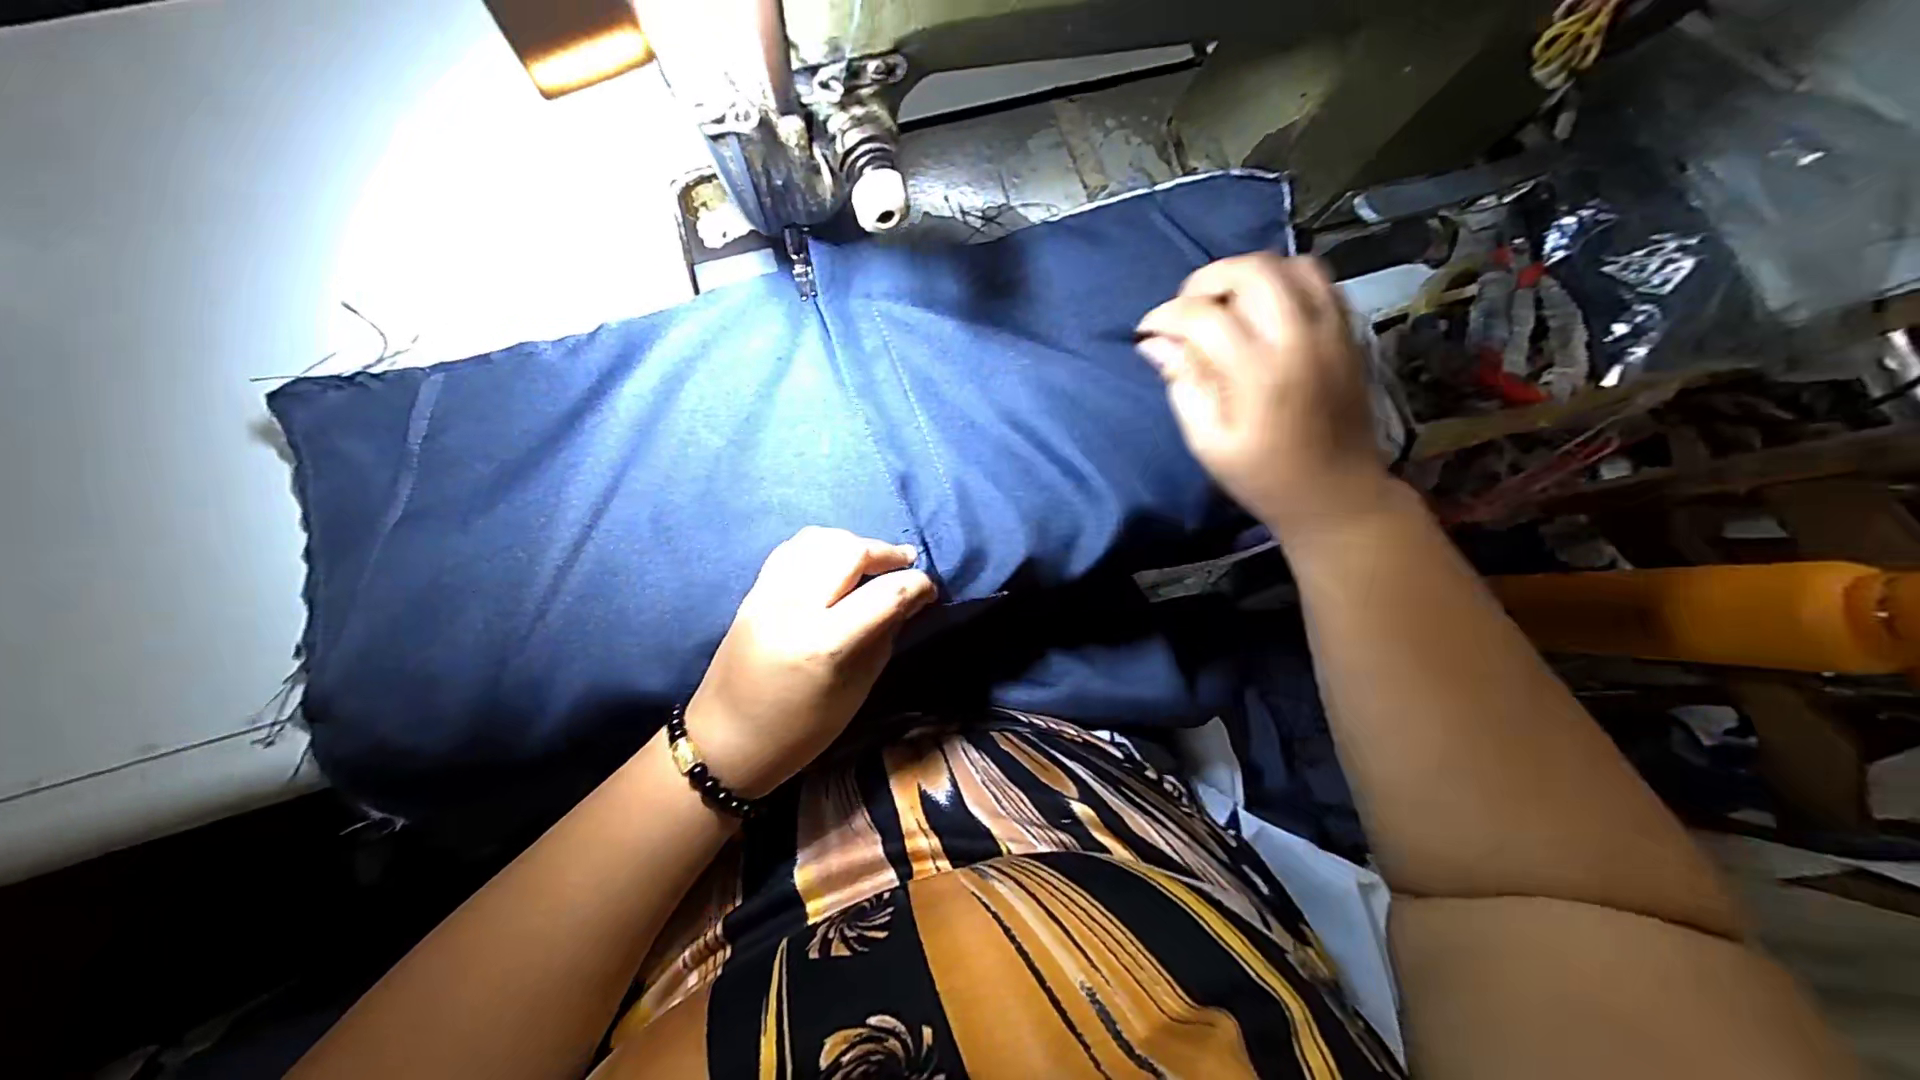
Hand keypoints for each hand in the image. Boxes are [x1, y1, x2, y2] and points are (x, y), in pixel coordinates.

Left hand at [683, 527, 936, 798]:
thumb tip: (910, 597)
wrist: (725, 740)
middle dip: (887, 552)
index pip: (885, 594)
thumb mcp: (857, 690)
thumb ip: (885, 635)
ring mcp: (767, 594)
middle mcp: (794, 607)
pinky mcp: (752, 591)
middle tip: (906, 563)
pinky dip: (823, 546)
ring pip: (820, 539)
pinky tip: (836, 562)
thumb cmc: (800, 731)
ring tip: (873, 559)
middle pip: (850, 551)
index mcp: (825, 644)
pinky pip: (793, 548)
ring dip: (854, 543)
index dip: (917, 584)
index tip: (930, 590)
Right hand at [1135, 253, 1391, 536]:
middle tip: (1187, 309)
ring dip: (1249, 275)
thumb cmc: (1264, 477)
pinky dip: (1285, 283)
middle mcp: (1299, 338)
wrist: (1337, 494)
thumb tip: (1155, 344)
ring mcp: (1331, 331)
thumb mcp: (1209, 443)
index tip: (1148, 332)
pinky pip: (1320, 282)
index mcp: (1258, 372)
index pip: (1203, 315)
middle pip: (1251, 270)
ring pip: (1290, 264)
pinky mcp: (1349, 333)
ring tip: (1226, 303)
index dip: (1166, 316)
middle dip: (1206, 281)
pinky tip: (1264, 311)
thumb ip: (1183, 385)